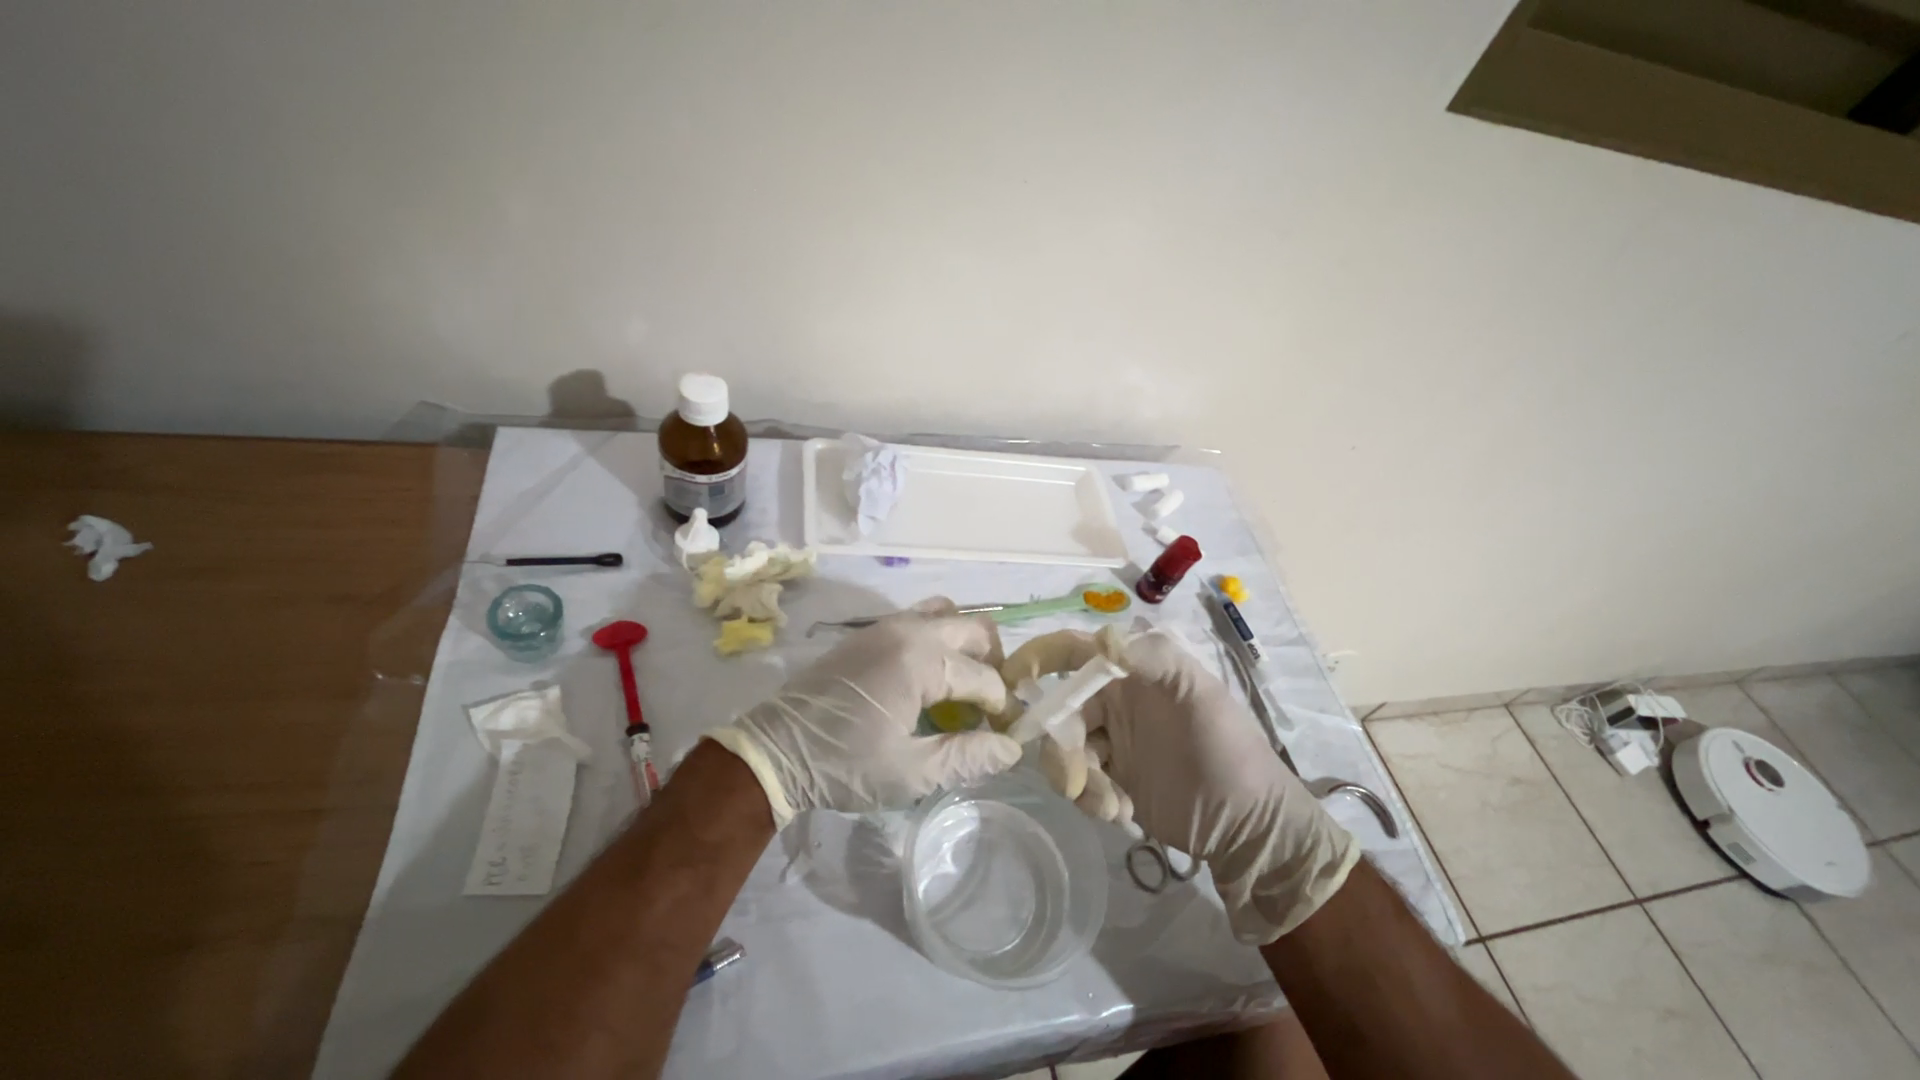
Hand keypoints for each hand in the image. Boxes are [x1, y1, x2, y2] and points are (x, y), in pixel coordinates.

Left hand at [705, 601, 1023, 828]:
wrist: (773, 752)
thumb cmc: (843, 764)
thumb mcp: (910, 772)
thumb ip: (967, 757)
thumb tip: (1012, 748)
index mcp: (921, 660)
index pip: (985, 676)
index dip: (1001, 706)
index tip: (1003, 734)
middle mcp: (907, 630)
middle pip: (974, 628)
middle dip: (992, 663)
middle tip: (988, 704)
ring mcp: (884, 627)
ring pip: (945, 615)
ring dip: (964, 644)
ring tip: (962, 685)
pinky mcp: (866, 634)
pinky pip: (916, 620)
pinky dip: (936, 640)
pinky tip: (928, 680)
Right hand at [1032, 630, 1360, 943]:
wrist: (1249, 824)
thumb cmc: (1227, 748)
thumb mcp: (1198, 692)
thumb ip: (1151, 658)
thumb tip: (1100, 637)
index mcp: (1131, 672)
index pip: (1072, 652)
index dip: (1036, 658)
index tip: (1009, 681)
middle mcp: (1113, 703)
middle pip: (1058, 711)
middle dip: (1060, 746)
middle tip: (1076, 781)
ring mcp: (1110, 744)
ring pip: (1063, 752)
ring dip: (1078, 780)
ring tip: (1113, 805)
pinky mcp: (1109, 782)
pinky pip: (1077, 784)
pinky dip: (1092, 799)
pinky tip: (1123, 812)